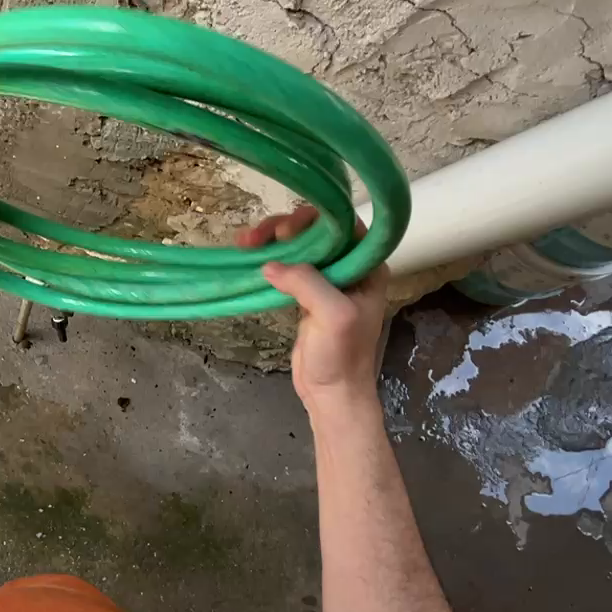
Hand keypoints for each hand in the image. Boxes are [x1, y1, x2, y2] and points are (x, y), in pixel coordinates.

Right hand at [238, 205, 389, 410]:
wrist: (331, 391)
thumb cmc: (342, 356)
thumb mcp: (334, 316)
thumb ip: (307, 283)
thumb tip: (269, 264)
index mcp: (367, 267)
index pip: (343, 225)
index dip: (314, 220)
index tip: (285, 229)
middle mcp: (348, 268)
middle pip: (314, 232)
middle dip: (283, 228)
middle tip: (255, 237)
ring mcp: (325, 281)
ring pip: (296, 247)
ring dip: (270, 241)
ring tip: (244, 244)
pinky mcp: (304, 295)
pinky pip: (285, 266)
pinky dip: (266, 259)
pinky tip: (249, 258)